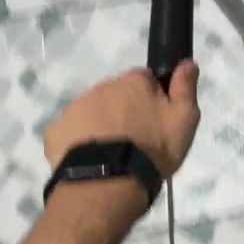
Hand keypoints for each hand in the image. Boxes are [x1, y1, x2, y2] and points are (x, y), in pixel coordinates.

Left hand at [45, 62, 200, 177]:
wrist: (108, 183)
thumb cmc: (152, 148)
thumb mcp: (184, 119)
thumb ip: (186, 87)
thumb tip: (187, 61)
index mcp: (133, 81)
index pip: (146, 78)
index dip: (153, 97)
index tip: (157, 118)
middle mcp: (102, 87)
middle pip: (118, 94)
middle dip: (126, 110)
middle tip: (138, 138)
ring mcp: (75, 109)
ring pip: (94, 111)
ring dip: (104, 124)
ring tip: (115, 152)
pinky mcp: (55, 133)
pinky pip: (72, 131)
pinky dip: (80, 141)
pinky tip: (92, 160)